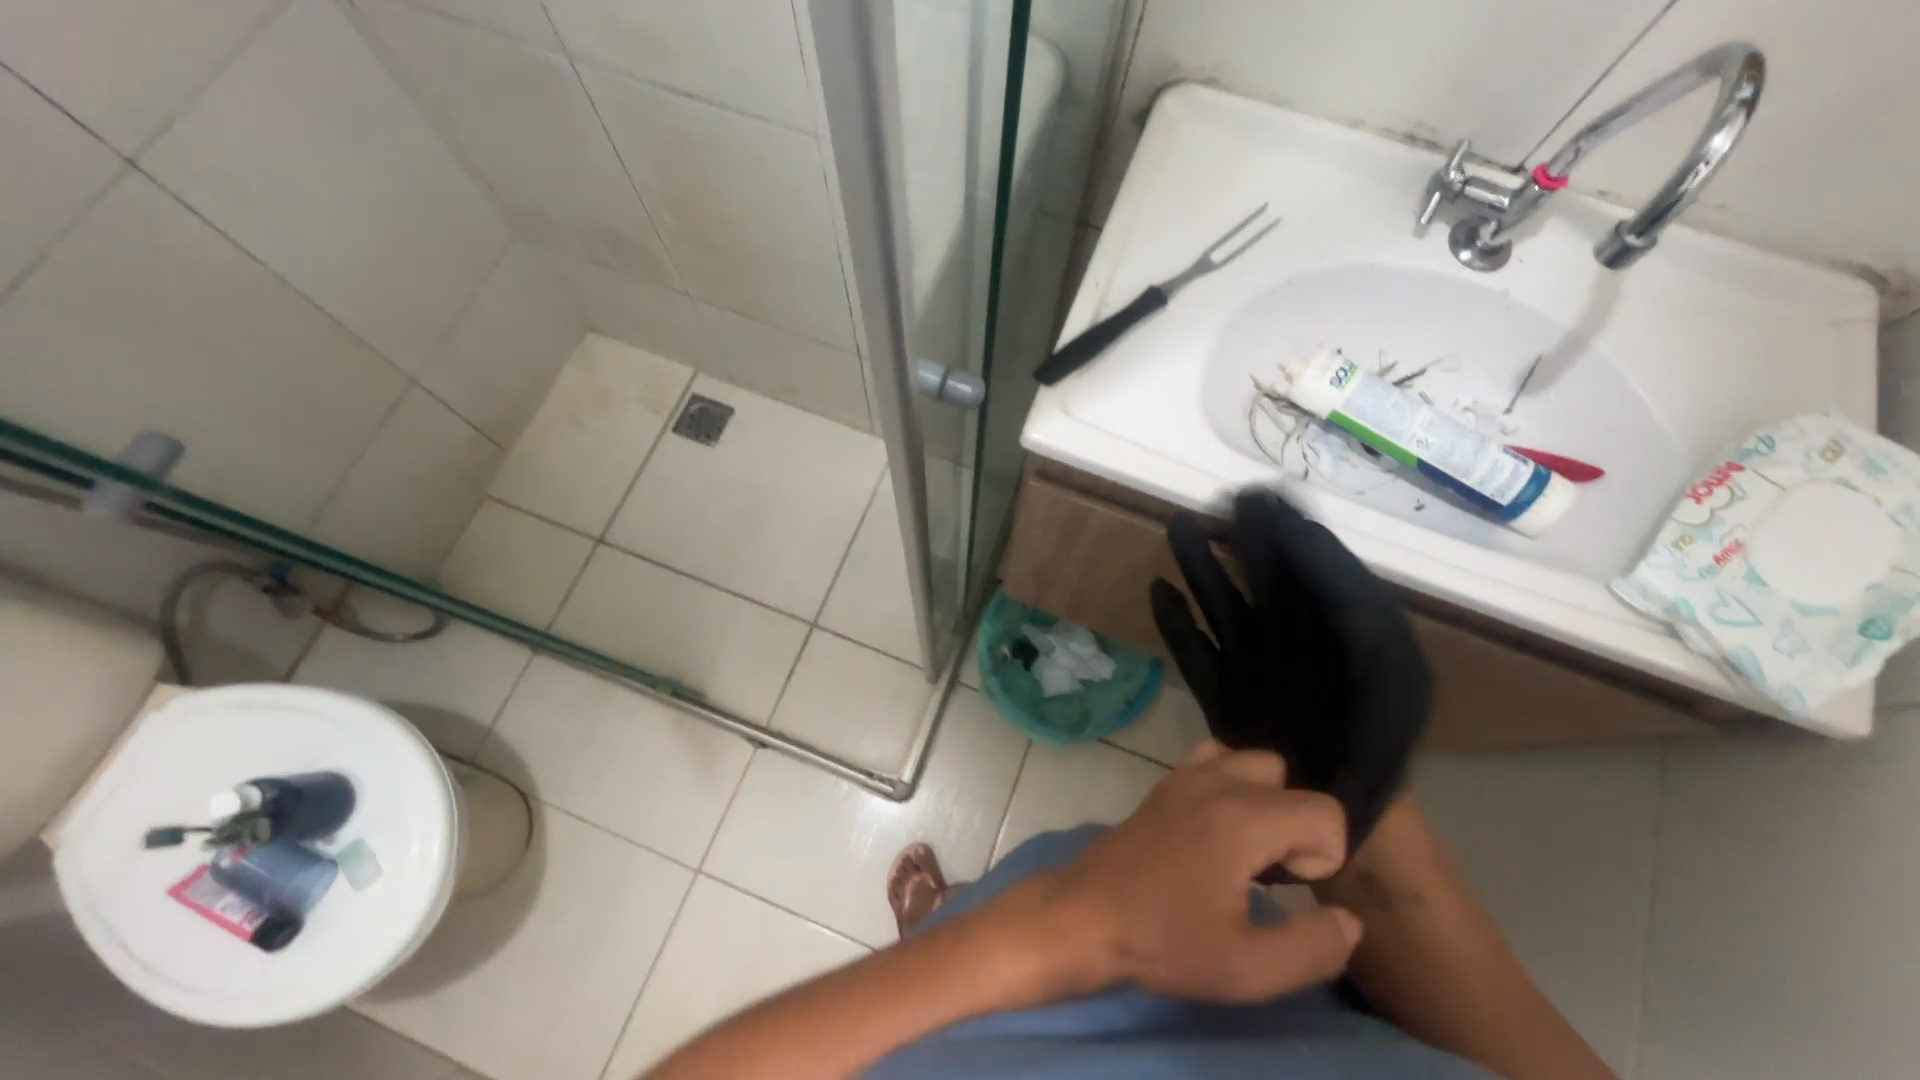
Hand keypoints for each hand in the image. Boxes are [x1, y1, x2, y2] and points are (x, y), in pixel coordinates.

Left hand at [994, 741, 1361, 1004]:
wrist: (1084, 918)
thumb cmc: (1162, 944)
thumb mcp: (1247, 970)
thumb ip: (1313, 948)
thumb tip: (1349, 920)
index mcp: (1242, 820)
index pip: (1325, 812)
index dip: (1323, 858)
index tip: (1288, 891)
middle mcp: (1217, 782)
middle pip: (1292, 781)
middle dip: (1297, 828)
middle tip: (1266, 876)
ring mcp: (1185, 775)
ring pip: (1253, 762)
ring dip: (1265, 801)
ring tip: (1244, 851)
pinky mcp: (1164, 783)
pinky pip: (1215, 759)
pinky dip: (1231, 783)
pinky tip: (1216, 829)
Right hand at [1150, 489, 1429, 854]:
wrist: (1336, 842)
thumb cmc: (1369, 782)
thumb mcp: (1388, 702)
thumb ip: (1367, 641)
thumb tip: (1339, 590)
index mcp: (1353, 649)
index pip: (1325, 580)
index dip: (1298, 542)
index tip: (1273, 505)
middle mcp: (1307, 654)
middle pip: (1276, 588)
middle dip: (1253, 544)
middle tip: (1231, 502)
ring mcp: (1265, 676)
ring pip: (1233, 613)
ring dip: (1206, 573)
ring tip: (1181, 527)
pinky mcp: (1234, 699)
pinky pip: (1202, 654)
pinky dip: (1180, 626)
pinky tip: (1160, 592)